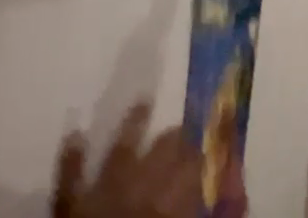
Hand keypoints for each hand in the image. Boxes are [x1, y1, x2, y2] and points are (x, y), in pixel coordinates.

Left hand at [51, 103, 244, 217]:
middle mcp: (139, 186)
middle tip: (188, 129)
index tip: (223, 132)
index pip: (199, 158)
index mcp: (172, 198)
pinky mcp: (69, 206)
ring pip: (119, 151)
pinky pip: (68, 178)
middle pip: (164, 148)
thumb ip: (223, 211)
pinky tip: (75, 134)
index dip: (213, 143)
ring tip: (143, 101)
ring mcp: (101, 194)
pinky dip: (71, 157)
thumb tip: (238, 185)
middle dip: (178, 136)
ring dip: (130, 127)